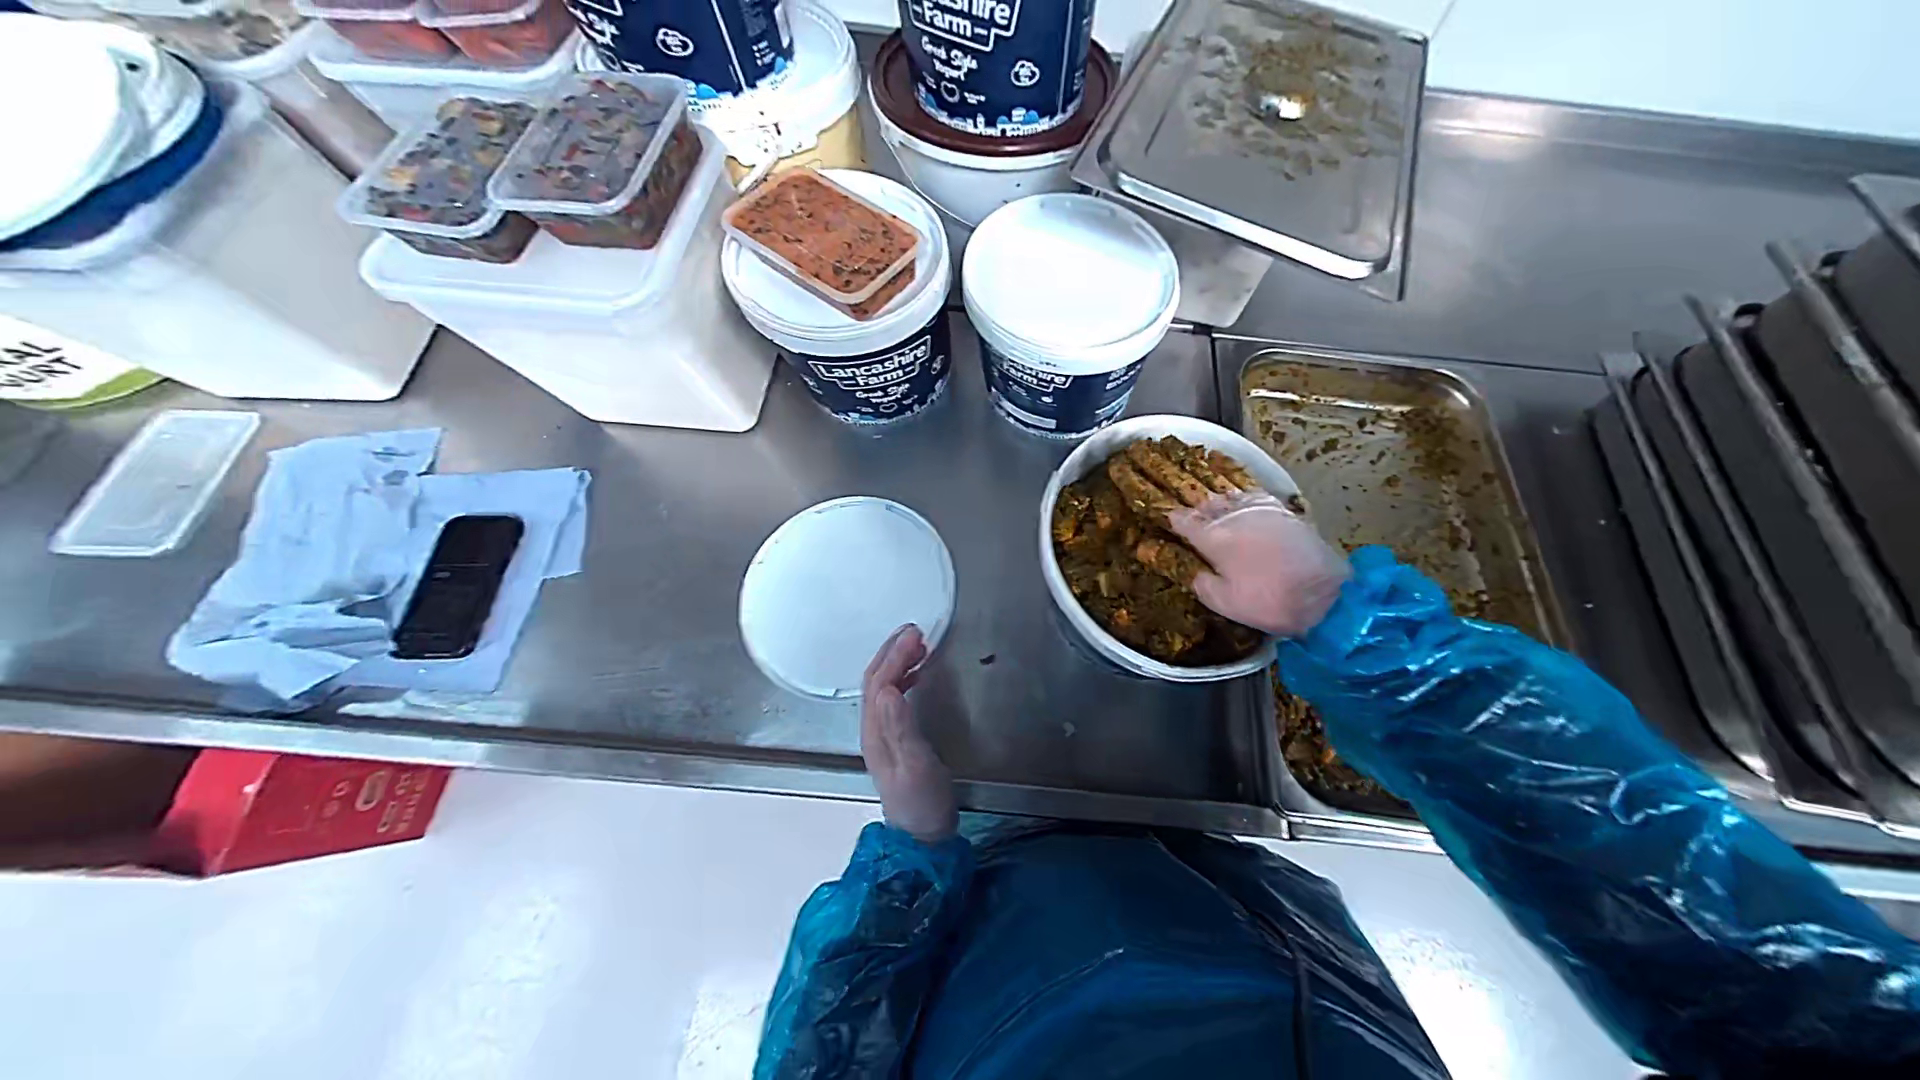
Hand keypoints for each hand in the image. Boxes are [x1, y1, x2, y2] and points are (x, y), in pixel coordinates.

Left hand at [861, 624, 956, 842]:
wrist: (921, 840)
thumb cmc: (922, 804)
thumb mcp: (916, 766)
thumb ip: (902, 729)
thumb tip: (890, 689)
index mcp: (876, 732)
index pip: (880, 682)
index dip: (895, 655)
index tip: (915, 635)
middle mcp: (873, 729)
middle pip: (875, 680)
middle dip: (892, 652)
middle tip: (914, 631)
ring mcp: (882, 735)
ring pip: (882, 686)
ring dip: (896, 662)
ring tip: (917, 644)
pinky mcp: (895, 740)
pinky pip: (892, 697)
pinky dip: (903, 678)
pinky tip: (916, 674)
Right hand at [1170, 490, 1349, 638]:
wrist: (1326, 596)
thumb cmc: (1269, 602)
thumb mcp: (1224, 603)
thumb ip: (1203, 584)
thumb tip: (1196, 572)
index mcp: (1216, 538)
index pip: (1187, 522)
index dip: (1175, 519)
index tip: (1168, 517)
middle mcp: (1236, 518)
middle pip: (1209, 504)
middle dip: (1196, 506)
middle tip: (1189, 509)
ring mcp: (1264, 513)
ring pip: (1234, 497)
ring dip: (1220, 500)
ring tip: (1214, 502)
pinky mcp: (1287, 515)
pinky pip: (1257, 499)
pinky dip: (1245, 500)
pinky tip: (1244, 504)